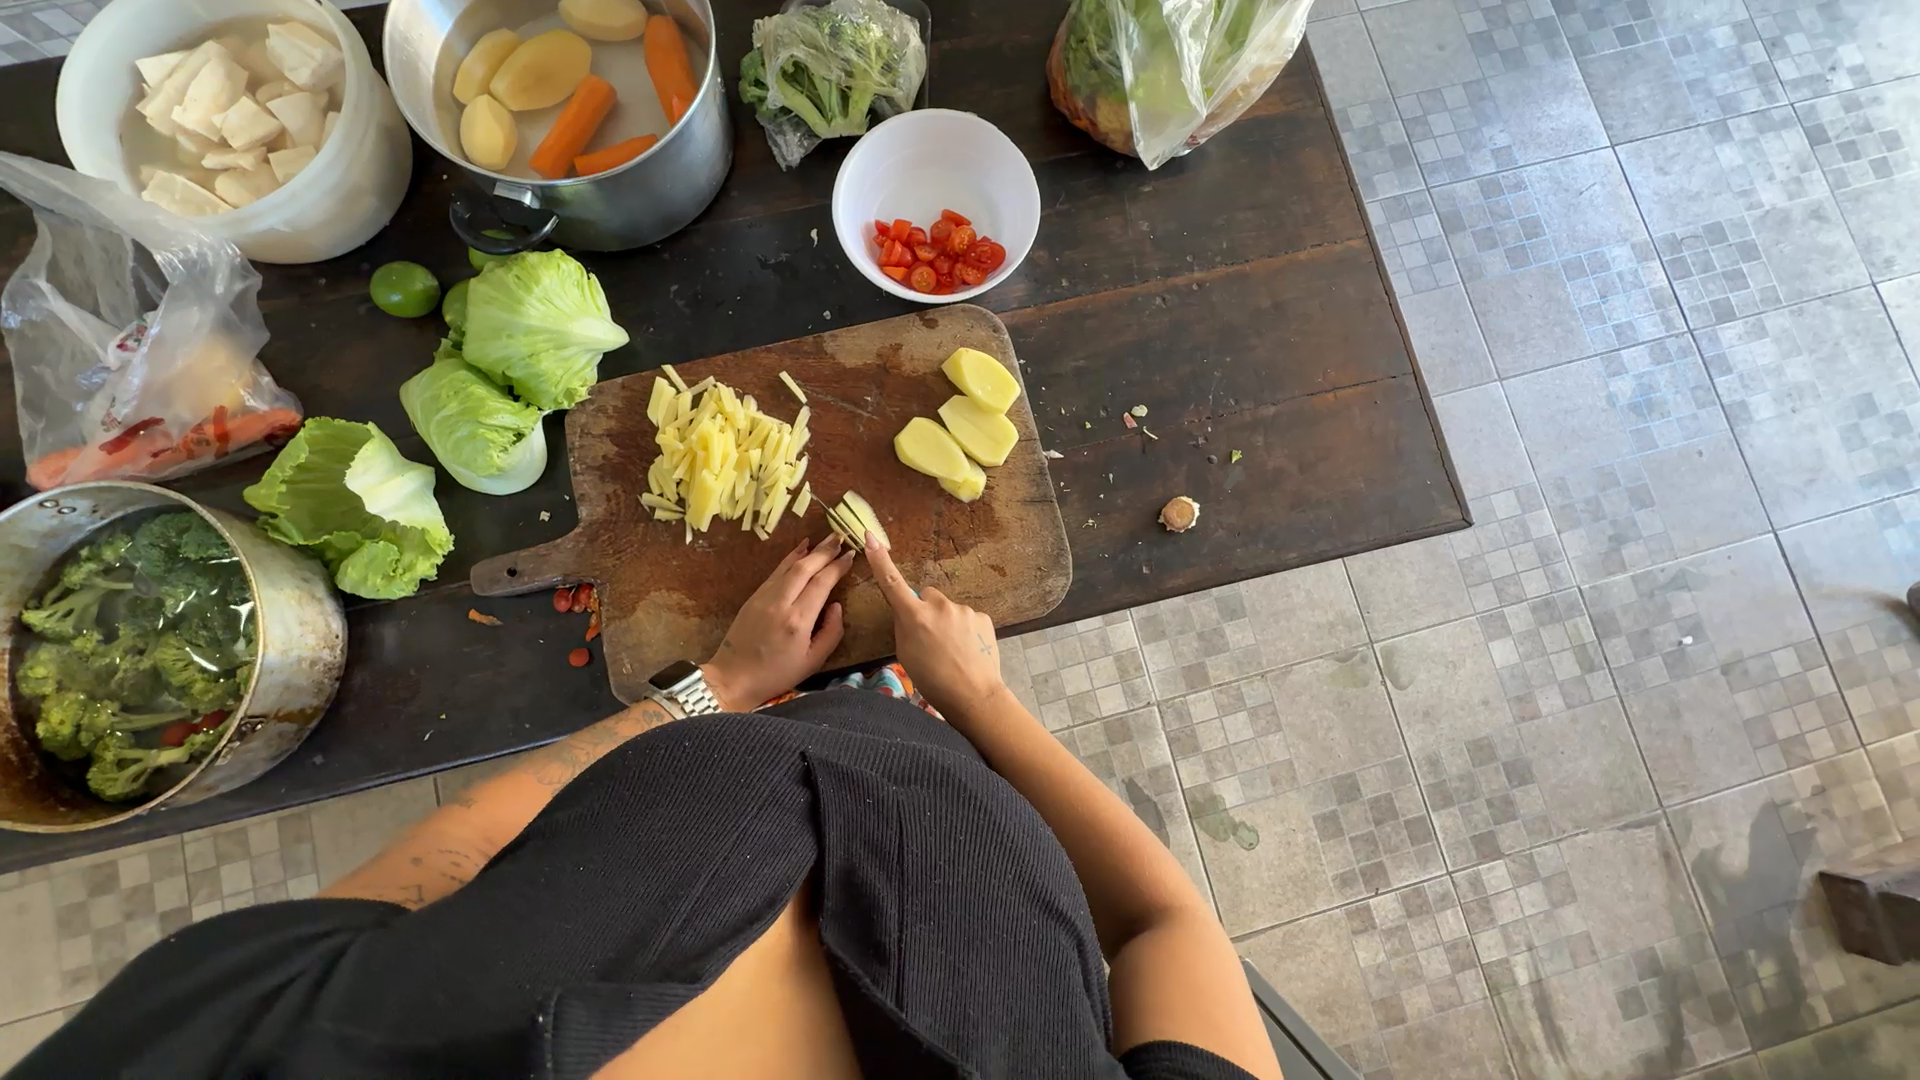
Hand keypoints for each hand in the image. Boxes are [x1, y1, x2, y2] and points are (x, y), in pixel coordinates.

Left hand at [702, 535, 855, 711]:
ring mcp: (764, 597)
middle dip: (825, 551)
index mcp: (798, 621)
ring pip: (789, 566)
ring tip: (826, 539)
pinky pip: (776, 572)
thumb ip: (832, 632)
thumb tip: (837, 605)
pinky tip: (801, 550)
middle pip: (806, 568)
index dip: (838, 566)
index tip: (851, 555)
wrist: (733, 678)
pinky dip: (791, 558)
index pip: (822, 583)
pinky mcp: (753, 597)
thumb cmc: (777, 674)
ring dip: (809, 551)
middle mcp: (780, 603)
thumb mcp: (813, 661)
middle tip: (841, 538)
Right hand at [865, 533, 1007, 719]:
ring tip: (952, 651)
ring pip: (948, 609)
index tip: (870, 539)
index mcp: (914, 616)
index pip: (891, 582)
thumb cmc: (933, 681)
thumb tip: (908, 613)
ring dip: (947, 623)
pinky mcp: (982, 616)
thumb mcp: (905, 655)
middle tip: (930, 639)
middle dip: (926, 610)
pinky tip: (968, 650)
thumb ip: (904, 627)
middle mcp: (939, 606)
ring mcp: (963, 610)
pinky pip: (966, 618)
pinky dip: (965, 630)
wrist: (974, 695)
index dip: (879, 560)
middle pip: (926, 597)